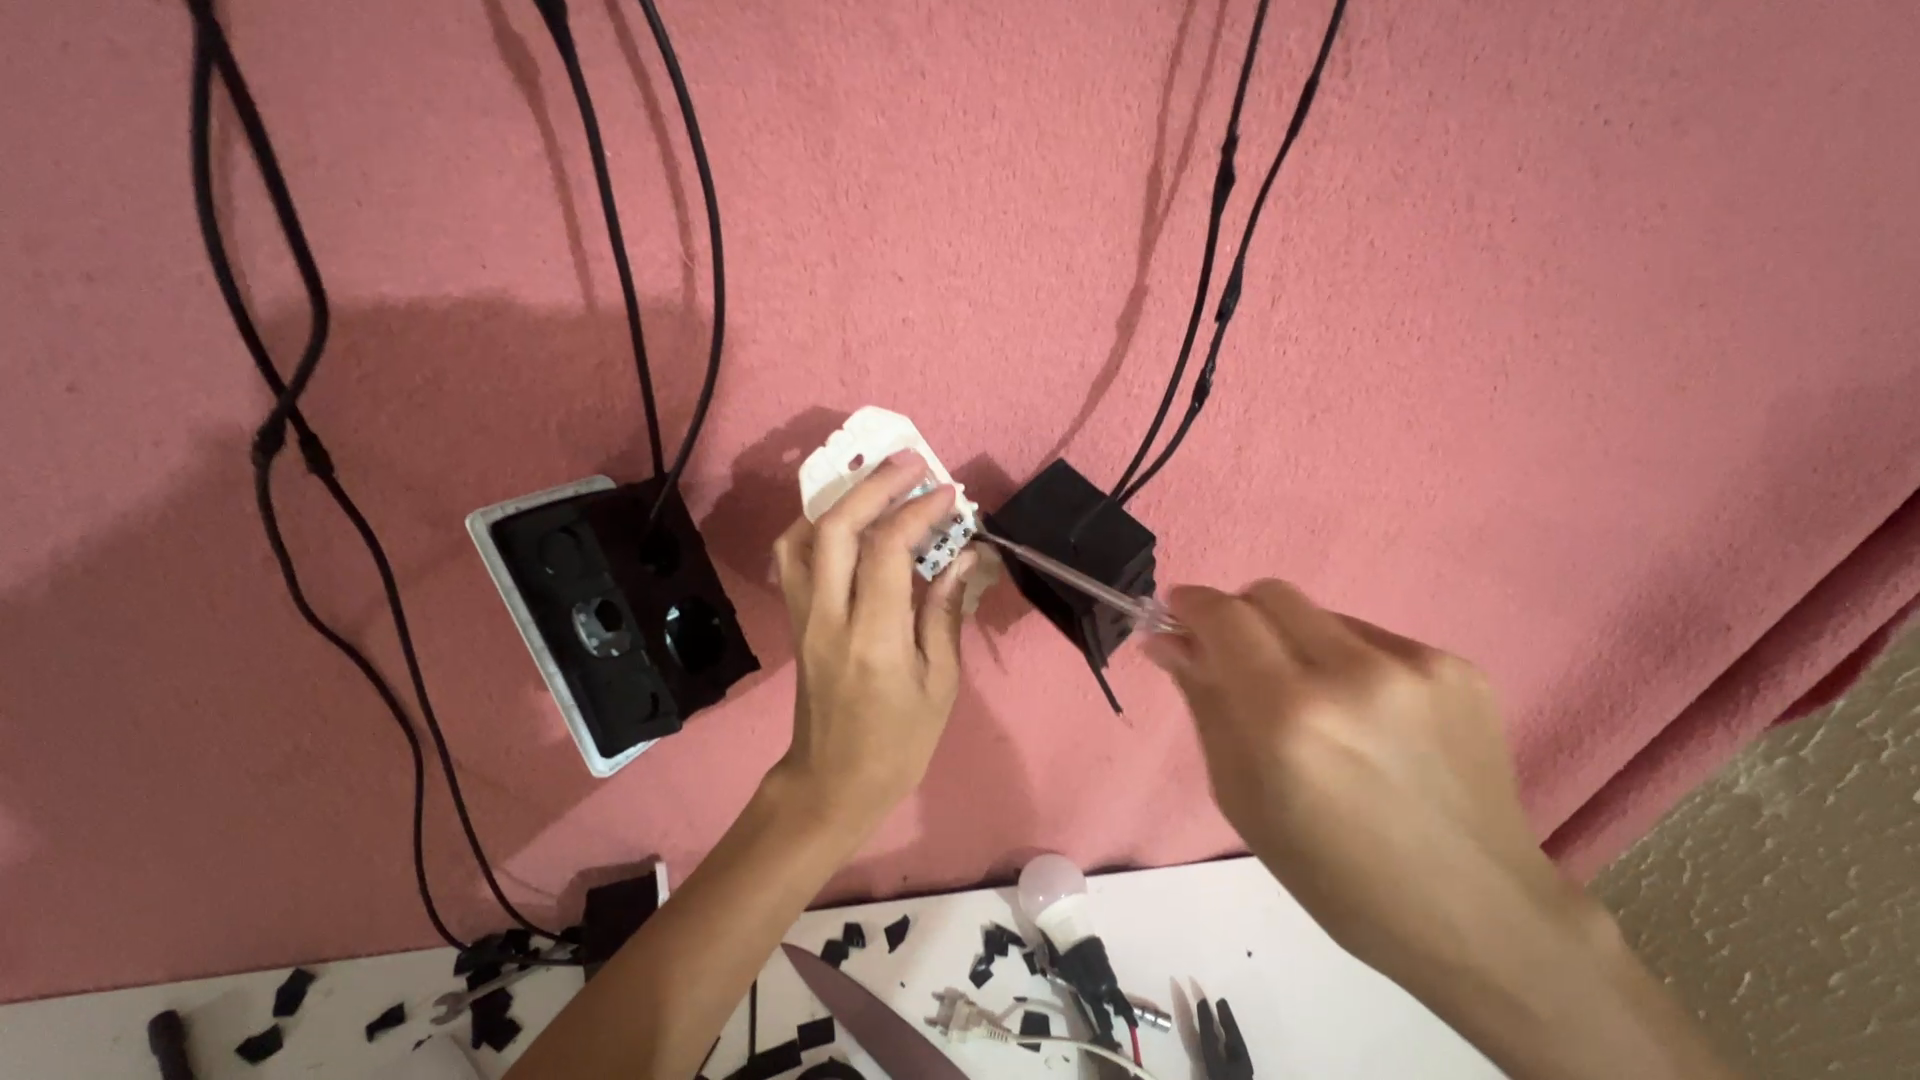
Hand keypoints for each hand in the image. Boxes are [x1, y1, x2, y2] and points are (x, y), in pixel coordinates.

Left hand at [770, 449, 979, 829]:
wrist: (834, 782)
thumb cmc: (899, 742)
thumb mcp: (940, 683)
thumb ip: (946, 612)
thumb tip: (964, 556)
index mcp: (873, 638)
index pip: (887, 551)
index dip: (919, 512)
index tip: (950, 495)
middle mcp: (828, 617)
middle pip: (835, 527)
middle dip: (875, 485)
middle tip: (913, 464)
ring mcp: (803, 617)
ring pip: (803, 536)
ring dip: (840, 499)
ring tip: (878, 484)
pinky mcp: (794, 619)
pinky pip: (794, 558)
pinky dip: (817, 526)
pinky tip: (847, 521)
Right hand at [1145, 581, 1584, 979]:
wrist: (1475, 912)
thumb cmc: (1333, 875)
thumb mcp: (1242, 796)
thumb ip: (1205, 702)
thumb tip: (1168, 641)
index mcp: (1289, 717)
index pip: (1225, 617)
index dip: (1192, 605)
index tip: (1177, 614)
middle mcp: (1354, 674)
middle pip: (1272, 594)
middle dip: (1240, 616)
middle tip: (1237, 659)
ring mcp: (1417, 666)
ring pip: (1324, 615)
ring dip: (1298, 643)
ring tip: (1317, 708)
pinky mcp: (1460, 668)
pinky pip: (1376, 641)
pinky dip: (1352, 665)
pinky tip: (1372, 723)